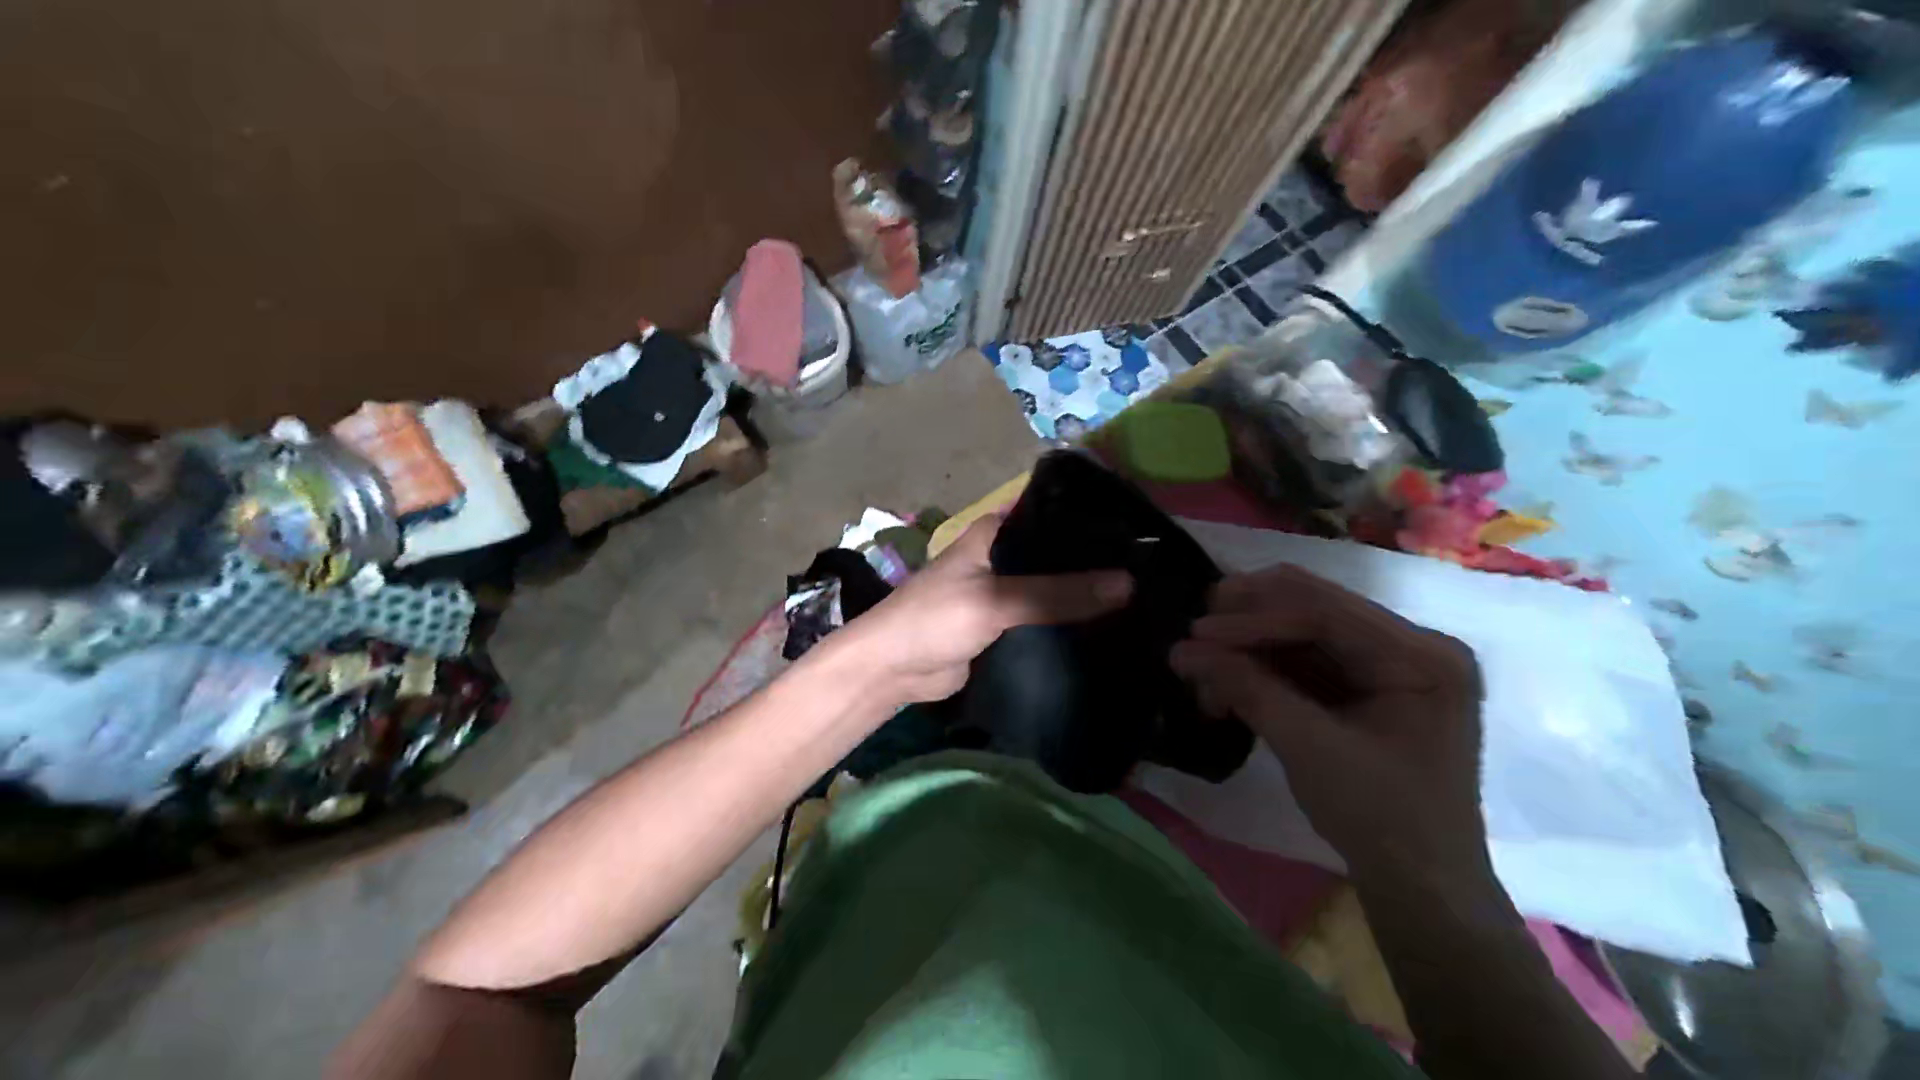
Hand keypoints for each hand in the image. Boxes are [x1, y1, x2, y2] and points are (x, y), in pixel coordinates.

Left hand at [831, 515, 1132, 705]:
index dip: (1094, 523)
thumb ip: (1057, 593)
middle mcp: (1003, 557)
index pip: (1053, 517)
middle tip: (1153, 574)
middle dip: (1096, 565)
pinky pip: (1046, 621)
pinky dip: (1071, 624)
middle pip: (1058, 556)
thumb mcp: (996, 600)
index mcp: (996, 533)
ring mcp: (1005, 593)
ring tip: (1145, 600)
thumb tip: (1128, 585)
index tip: (1141, 535)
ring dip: (1086, 596)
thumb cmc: (935, 618)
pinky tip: (1112, 629)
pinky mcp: (1007, 627)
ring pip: (1054, 590)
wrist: (893, 669)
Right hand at [1169, 564, 1487, 884]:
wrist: (1419, 885)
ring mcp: (1384, 665)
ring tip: (1198, 673)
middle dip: (1246, 624)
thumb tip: (1180, 650)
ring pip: (1297, 632)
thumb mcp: (1310, 749)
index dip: (1255, 619)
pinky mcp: (1361, 686)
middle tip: (1192, 637)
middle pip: (1311, 609)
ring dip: (1245, 649)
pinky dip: (1257, 670)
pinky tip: (1220, 689)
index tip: (1197, 633)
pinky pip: (1300, 661)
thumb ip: (1248, 689)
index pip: (1325, 612)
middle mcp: (1407, 646)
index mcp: (1421, 656)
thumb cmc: (1382, 818)